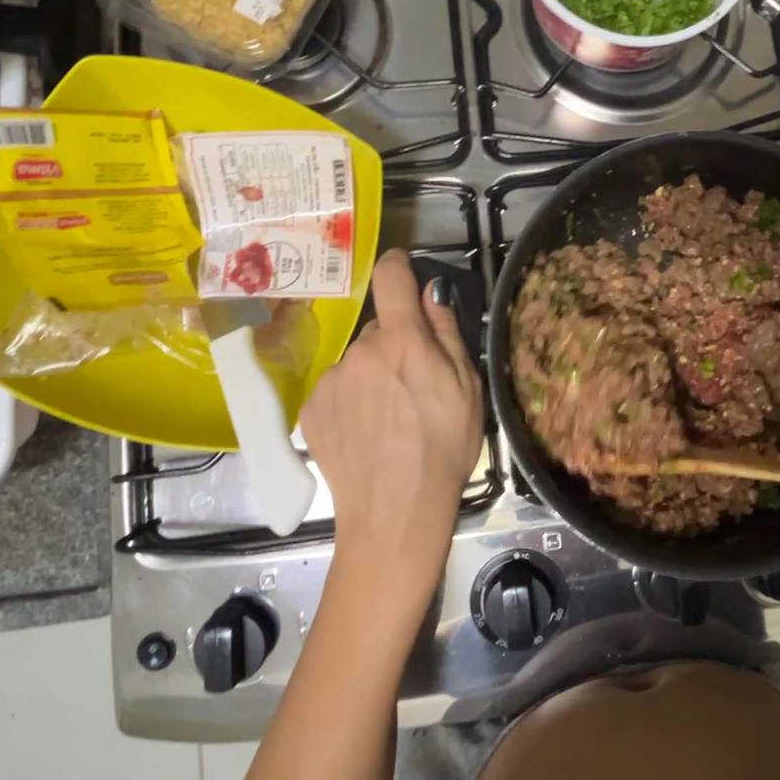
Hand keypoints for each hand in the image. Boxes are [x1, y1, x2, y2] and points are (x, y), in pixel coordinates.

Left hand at [298, 251, 482, 582]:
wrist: (395, 512)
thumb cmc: (444, 449)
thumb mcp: (467, 389)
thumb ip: (447, 334)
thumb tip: (431, 293)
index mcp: (403, 340)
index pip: (391, 277)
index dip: (398, 266)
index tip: (403, 271)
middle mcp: (360, 350)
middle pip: (380, 330)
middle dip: (396, 345)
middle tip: (414, 384)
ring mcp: (331, 379)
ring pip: (357, 361)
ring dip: (372, 375)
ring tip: (390, 418)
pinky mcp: (311, 408)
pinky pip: (337, 388)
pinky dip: (351, 400)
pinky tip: (367, 432)